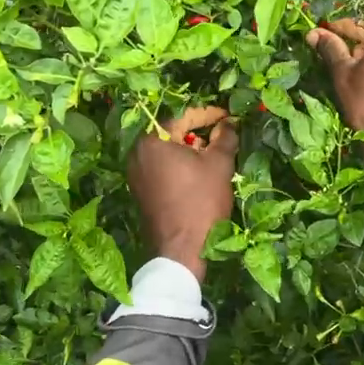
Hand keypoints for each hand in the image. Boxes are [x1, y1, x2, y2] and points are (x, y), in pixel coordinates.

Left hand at [126, 107, 237, 280]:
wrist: (181, 249)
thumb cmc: (201, 201)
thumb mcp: (219, 165)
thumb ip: (225, 137)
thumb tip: (228, 123)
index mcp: (152, 140)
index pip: (182, 117)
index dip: (208, 115)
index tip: (226, 117)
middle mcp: (137, 153)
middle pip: (171, 133)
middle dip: (196, 133)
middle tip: (219, 138)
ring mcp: (135, 173)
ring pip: (165, 151)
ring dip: (187, 150)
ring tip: (210, 157)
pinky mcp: (139, 190)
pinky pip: (159, 168)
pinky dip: (177, 166)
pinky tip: (195, 176)